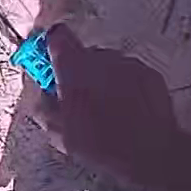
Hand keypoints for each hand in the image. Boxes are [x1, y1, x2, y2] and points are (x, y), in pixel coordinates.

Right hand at [36, 26, 181, 184]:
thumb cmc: (100, 143)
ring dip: (100, 80)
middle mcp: (102, 58)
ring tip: (101, 111)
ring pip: (106, 64)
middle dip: (75, 72)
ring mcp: (129, 64)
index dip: (49, 50)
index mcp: (74, 67)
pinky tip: (122, 111)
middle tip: (73, 100)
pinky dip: (123, 86)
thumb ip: (43, 106)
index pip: (57, 37)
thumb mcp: (57, 131)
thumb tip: (40, 95)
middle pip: (82, 54)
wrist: (149, 153)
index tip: (47, 67)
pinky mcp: (150, 74)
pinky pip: (129, 74)